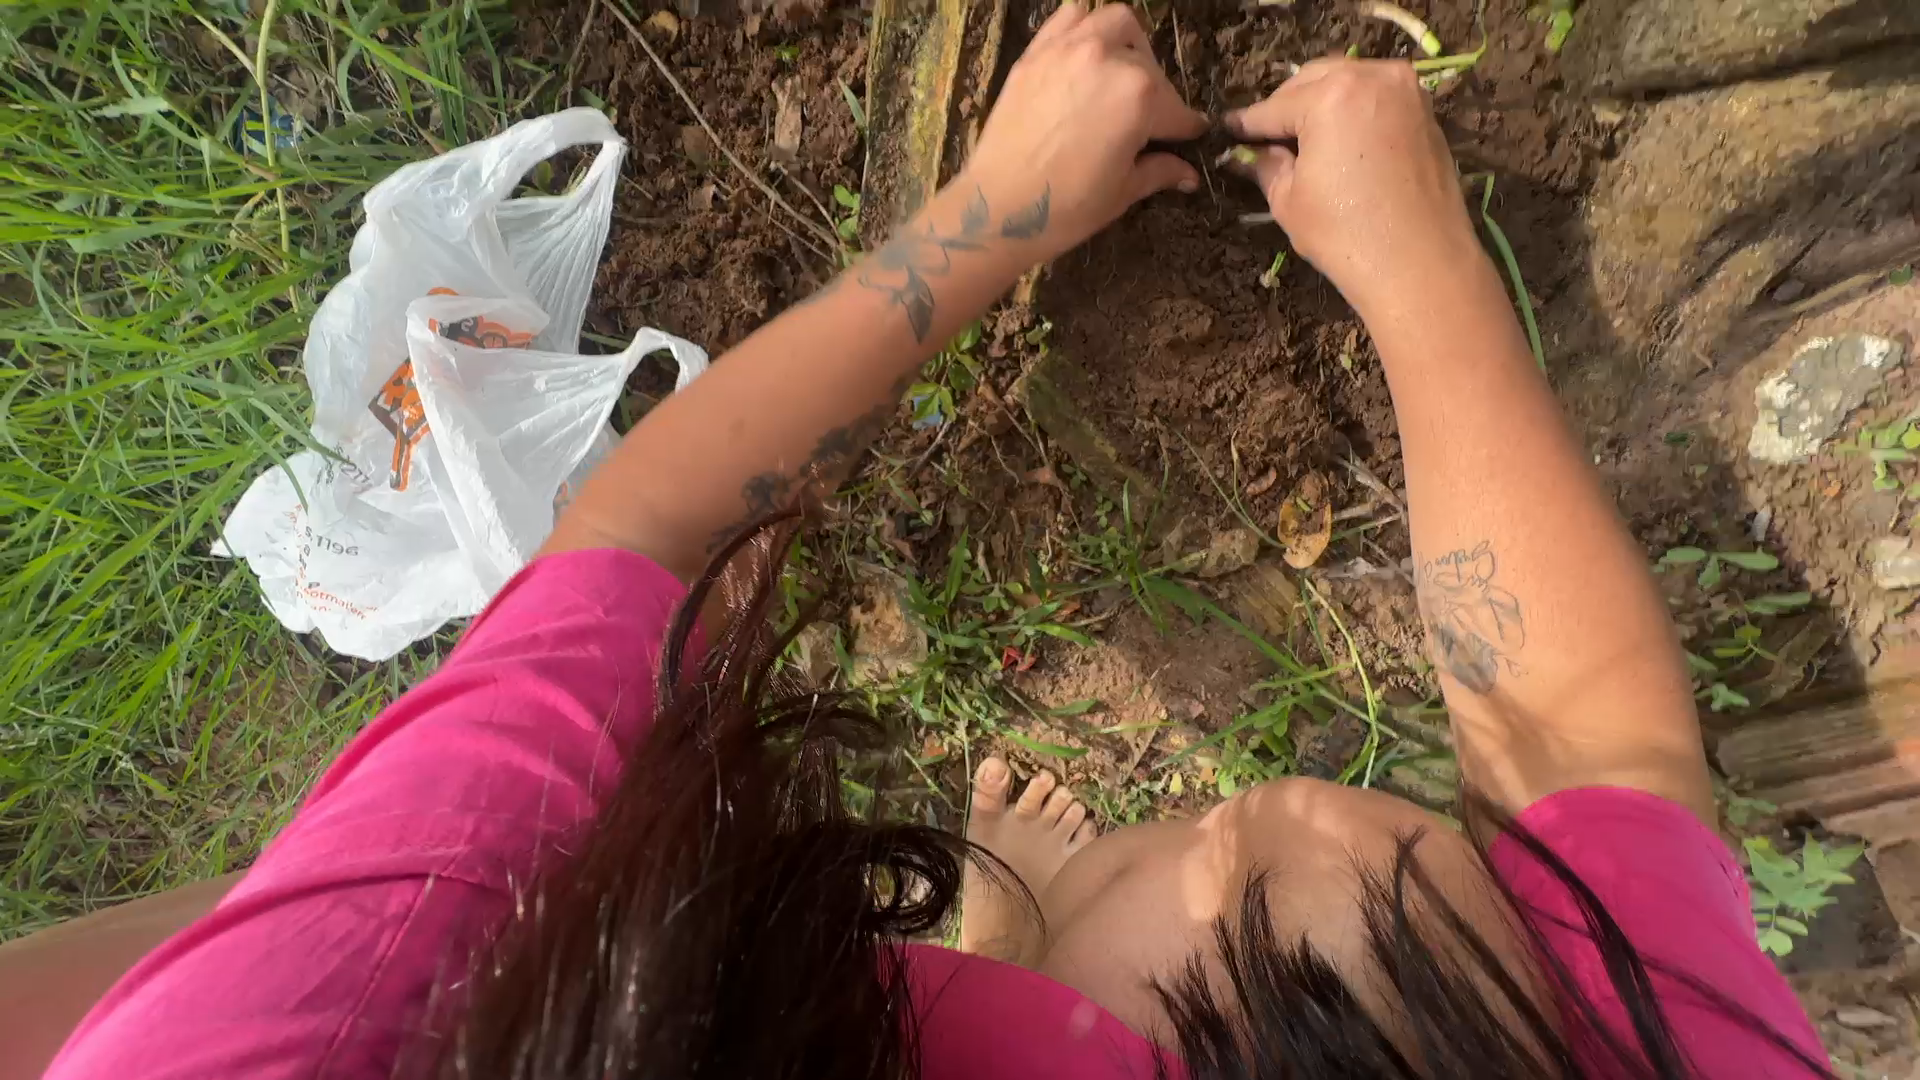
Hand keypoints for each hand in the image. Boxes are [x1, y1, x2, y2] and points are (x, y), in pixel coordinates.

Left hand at [964, 2, 1206, 259]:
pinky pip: (1069, 18)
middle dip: (1156, 93)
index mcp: (1140, 97)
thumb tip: (1188, 172)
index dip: (1185, 130)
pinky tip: (1085, 53)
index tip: (1190, 136)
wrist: (998, 211)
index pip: (1176, 110)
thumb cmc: (1065, 210)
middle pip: (1148, 67)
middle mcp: (1109, 59)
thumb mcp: (1120, 193)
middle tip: (1146, 122)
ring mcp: (1069, 49)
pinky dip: (1084, 28)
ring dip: (1127, 45)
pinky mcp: (1036, 54)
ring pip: (1115, 24)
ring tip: (1120, 75)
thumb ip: (1158, 172)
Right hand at [1227, 59, 1482, 318]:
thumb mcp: (1287, 201)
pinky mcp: (1423, 108)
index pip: (1273, 107)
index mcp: (1330, 97)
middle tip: (1263, 138)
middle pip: (1311, 80)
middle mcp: (1371, 77)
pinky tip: (1334, 140)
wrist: (1415, 259)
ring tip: (1298, 138)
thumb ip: (1266, 166)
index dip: (1245, 124)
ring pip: (1346, 81)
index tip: (1227, 131)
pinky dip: (1349, 109)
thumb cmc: (1342, 234)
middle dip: (1283, 106)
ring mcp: (1403, 89)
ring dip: (1317, 102)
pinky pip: (1373, 96)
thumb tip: (1249, 155)